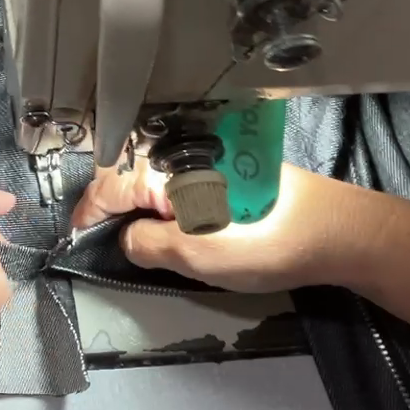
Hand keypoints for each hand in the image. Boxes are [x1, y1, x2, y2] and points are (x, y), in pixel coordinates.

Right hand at [73, 163, 409, 292]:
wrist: (335, 230)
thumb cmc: (266, 243)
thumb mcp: (198, 258)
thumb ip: (147, 245)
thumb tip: (125, 236)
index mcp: (168, 168)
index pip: (108, 185)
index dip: (87, 213)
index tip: (74, 236)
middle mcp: (178, 151)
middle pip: (121, 171)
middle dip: (102, 201)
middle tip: (96, 234)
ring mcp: (199, 152)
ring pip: (144, 169)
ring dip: (127, 197)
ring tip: (123, 227)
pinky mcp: (218, 159)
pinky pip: (168, 171)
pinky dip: (152, 191)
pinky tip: (158, 214)